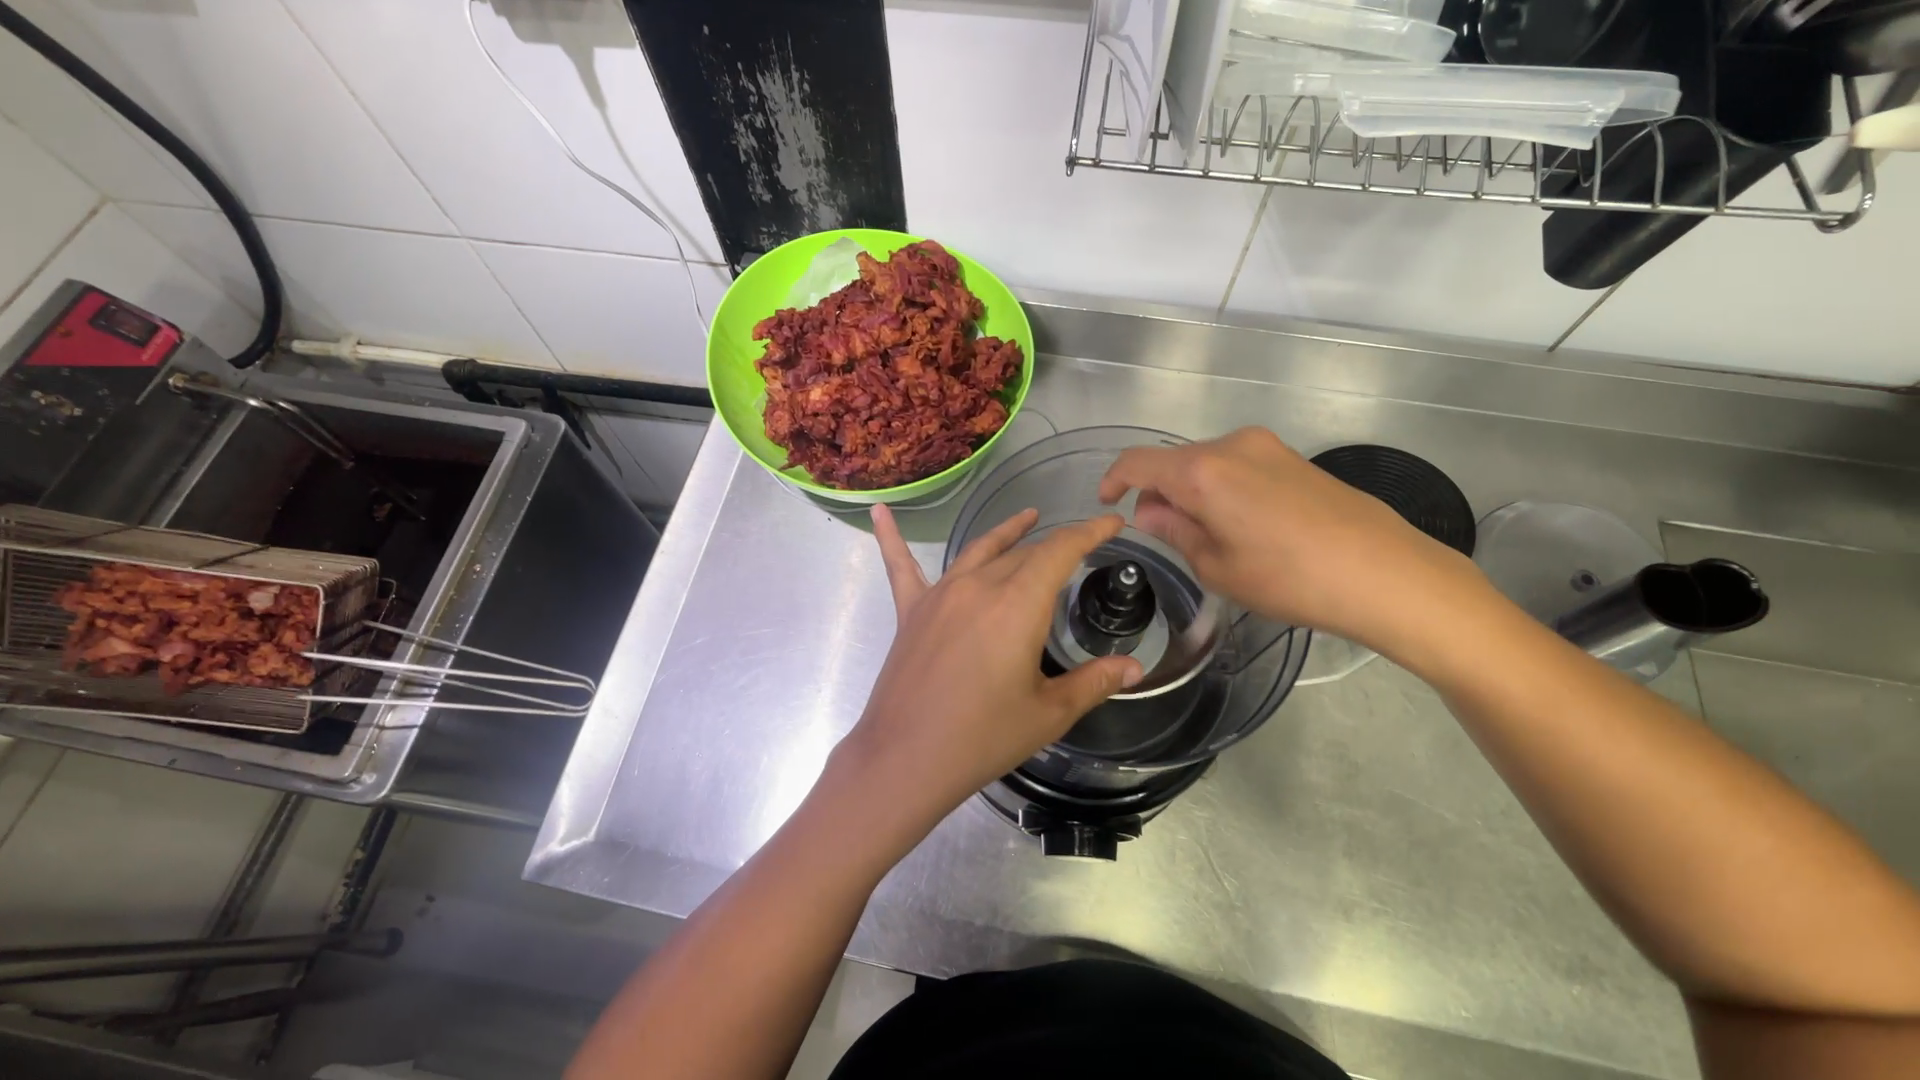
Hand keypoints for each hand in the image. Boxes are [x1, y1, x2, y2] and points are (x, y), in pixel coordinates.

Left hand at [847, 504, 1144, 812]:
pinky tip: (879, 511)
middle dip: (1055, 545)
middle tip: (1081, 545)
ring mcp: (939, 596)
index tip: (1112, 521)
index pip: (1060, 551)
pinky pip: (901, 566)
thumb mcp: (1049, 714)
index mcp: (1017, 605)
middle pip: (1023, 553)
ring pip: (978, 551)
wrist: (907, 758)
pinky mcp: (910, 612)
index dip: (1089, 532)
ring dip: (1006, 533)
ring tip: (1027, 517)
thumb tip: (1135, 667)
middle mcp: (978, 587)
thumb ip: (1094, 682)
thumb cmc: (984, 737)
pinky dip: (891, 538)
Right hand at [1097, 427, 1481, 652]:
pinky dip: (1221, 489)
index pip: (1138, 463)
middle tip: (1160, 534)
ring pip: (1207, 464)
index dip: (1113, 481)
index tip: (1106, 504)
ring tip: (1203, 537)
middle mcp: (1231, 445)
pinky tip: (1240, 527)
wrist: (1383, 572)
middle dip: (1157, 492)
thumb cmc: (1289, 578)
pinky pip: (1238, 466)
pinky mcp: (1293, 458)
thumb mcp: (1218, 567)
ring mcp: (1267, 447)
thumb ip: (1175, 531)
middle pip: (1174, 461)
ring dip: (1191, 492)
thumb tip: (1149, 511)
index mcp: (1202, 471)